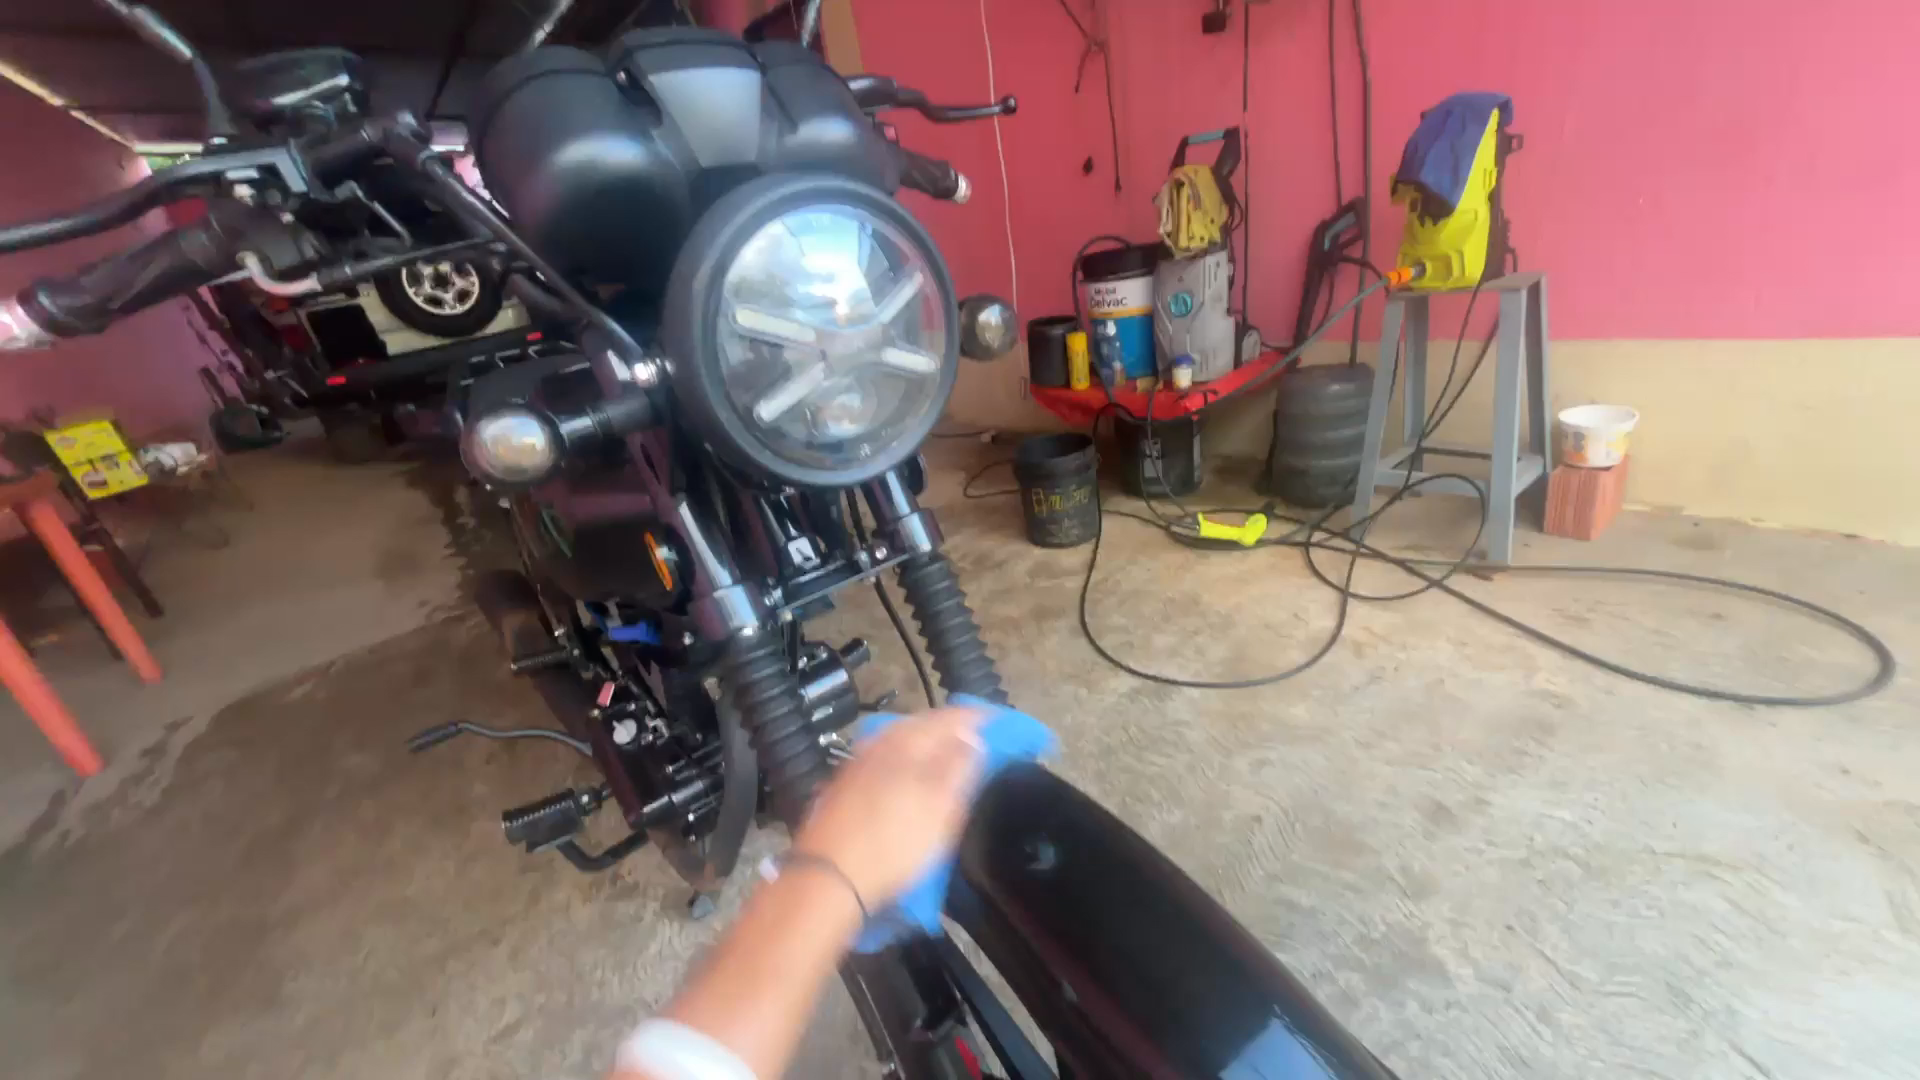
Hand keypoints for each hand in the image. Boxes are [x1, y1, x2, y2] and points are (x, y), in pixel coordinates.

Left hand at [792, 707, 986, 905]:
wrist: (827, 878)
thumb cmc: (892, 843)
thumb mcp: (939, 807)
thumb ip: (958, 765)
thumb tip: (972, 734)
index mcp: (909, 742)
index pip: (949, 716)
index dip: (976, 717)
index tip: (998, 722)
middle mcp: (882, 742)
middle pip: (923, 723)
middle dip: (951, 726)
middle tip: (976, 735)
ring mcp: (860, 762)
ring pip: (902, 739)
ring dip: (927, 740)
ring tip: (947, 751)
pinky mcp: (846, 784)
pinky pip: (886, 756)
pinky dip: (906, 757)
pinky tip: (909, 772)